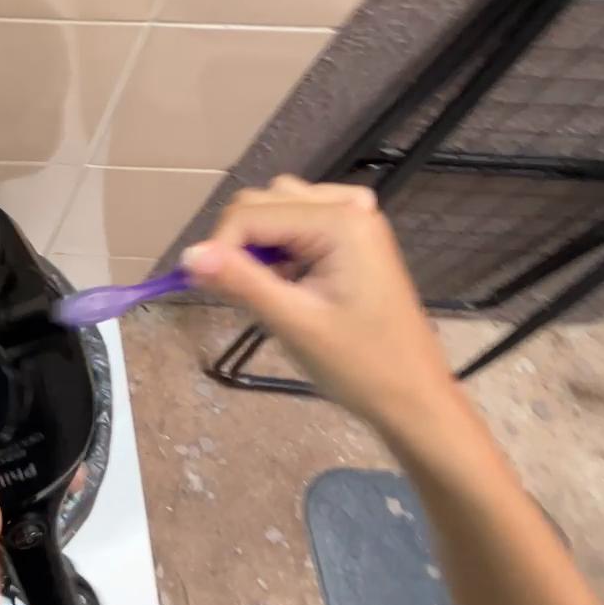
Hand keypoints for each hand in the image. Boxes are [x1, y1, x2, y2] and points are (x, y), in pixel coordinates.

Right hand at [181, 176, 459, 434]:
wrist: (416, 401)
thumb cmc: (361, 367)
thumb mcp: (293, 323)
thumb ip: (239, 281)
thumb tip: (187, 255)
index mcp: (339, 222)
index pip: (248, 214)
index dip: (219, 249)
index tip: (209, 289)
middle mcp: (347, 205)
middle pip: (258, 203)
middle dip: (239, 244)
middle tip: (243, 294)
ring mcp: (353, 216)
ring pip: (272, 205)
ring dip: (257, 241)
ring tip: (269, 285)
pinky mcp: (351, 234)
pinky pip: (294, 217)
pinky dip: (278, 241)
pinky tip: (289, 274)